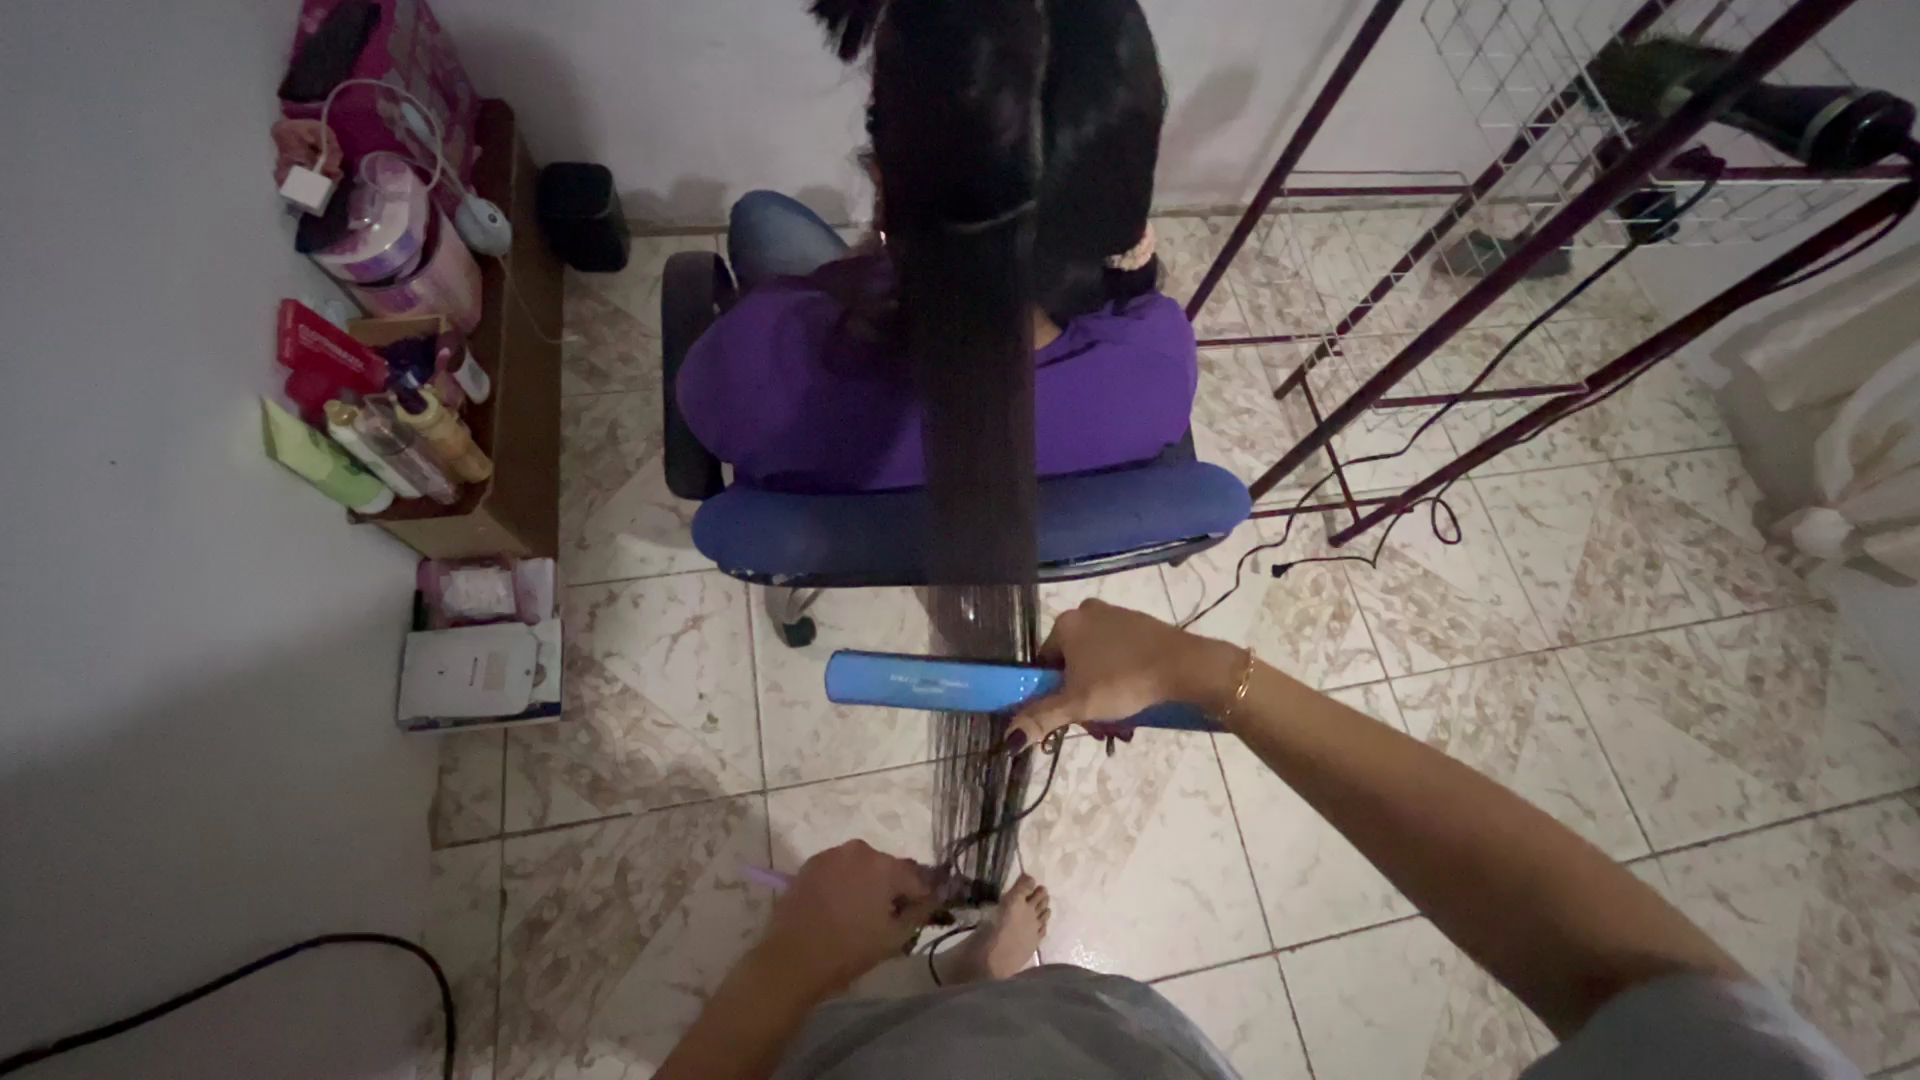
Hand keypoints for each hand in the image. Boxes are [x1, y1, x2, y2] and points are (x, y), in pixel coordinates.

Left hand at [756, 840, 937, 994]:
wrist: (792, 959)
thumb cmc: (849, 951)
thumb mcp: (895, 938)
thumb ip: (919, 911)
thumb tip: (933, 897)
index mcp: (885, 865)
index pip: (916, 877)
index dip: (920, 896)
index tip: (917, 913)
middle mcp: (860, 849)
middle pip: (887, 867)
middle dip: (890, 887)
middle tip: (885, 917)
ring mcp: (832, 854)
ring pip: (861, 866)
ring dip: (865, 882)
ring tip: (857, 912)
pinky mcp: (810, 864)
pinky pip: (838, 869)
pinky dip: (843, 882)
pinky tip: (836, 907)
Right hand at [1008, 600, 1243, 748]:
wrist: (1183, 665)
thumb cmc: (1123, 681)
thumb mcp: (1078, 704)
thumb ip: (1042, 717)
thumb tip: (1009, 738)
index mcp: (1065, 624)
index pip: (1044, 663)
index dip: (1052, 693)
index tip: (1071, 715)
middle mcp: (1086, 611)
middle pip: (1071, 664)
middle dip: (1082, 697)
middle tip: (1098, 725)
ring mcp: (1116, 615)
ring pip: (1097, 662)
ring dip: (1102, 693)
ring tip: (1120, 720)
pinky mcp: (1140, 624)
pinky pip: (1120, 654)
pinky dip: (1122, 677)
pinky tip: (1135, 698)